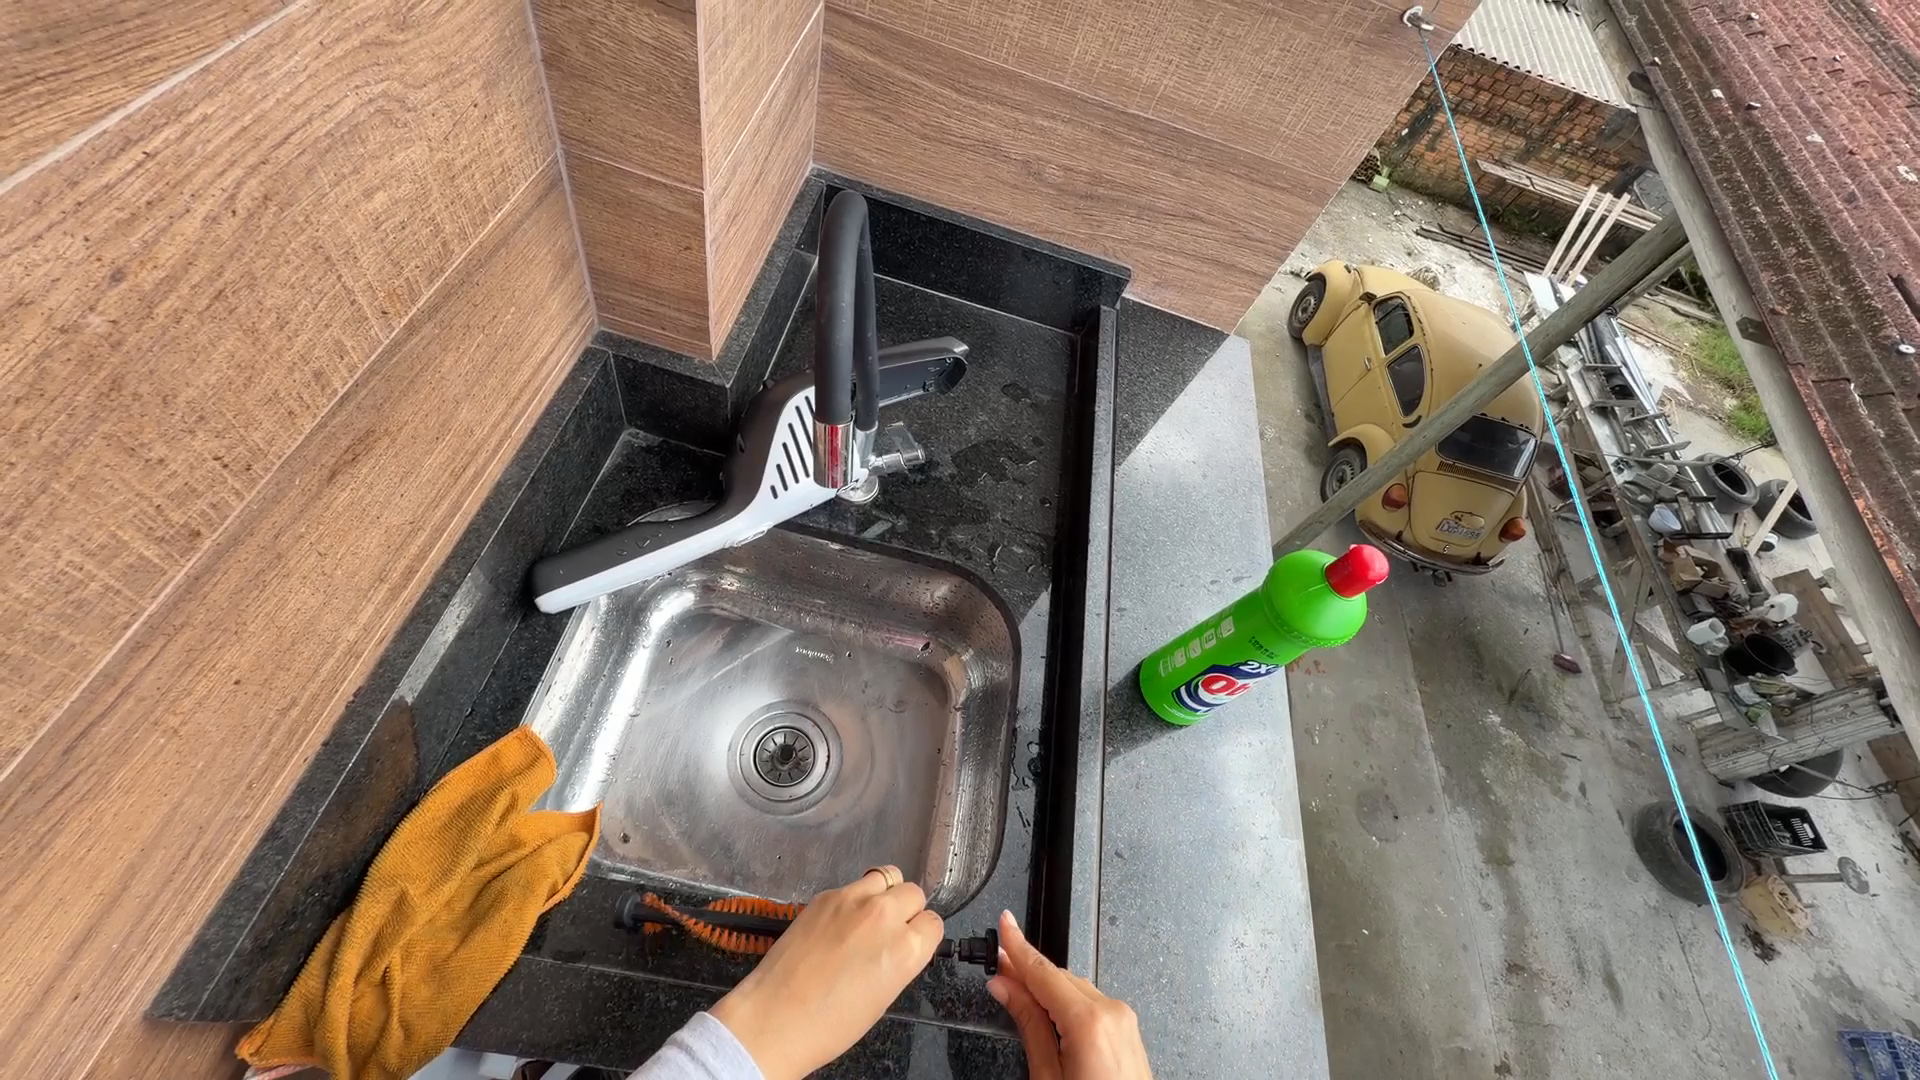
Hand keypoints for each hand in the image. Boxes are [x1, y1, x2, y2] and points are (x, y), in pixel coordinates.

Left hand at [708, 867, 942, 1079]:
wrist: (775, 1018)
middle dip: (906, 910)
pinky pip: (855, 884)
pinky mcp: (827, 894)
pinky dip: (854, 898)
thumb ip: (900, 959)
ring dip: (884, 893)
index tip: (910, 943)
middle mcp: (885, 916)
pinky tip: (838, 921)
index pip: (933, 923)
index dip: (922, 934)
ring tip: (867, 915)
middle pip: (914, 892)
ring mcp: (854, 899)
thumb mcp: (883, 996)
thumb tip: (902, 941)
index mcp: (905, 949)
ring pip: (888, 876)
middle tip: (888, 930)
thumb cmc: (831, 1024)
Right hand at [987, 910, 1151, 1078]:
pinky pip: (1091, 1004)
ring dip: (1046, 987)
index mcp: (1089, 1021)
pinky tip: (1049, 1010)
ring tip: (1017, 991)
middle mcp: (1112, 1011)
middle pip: (1058, 977)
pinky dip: (1067, 1002)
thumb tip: (1005, 987)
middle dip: (1027, 971)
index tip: (1004, 922)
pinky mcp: (1129, 1032)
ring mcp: (1125, 1021)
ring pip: (1075, 989)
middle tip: (997, 970)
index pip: (1043, 970)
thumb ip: (1028, 1024)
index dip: (1017, 946)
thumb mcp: (1048, 1078)